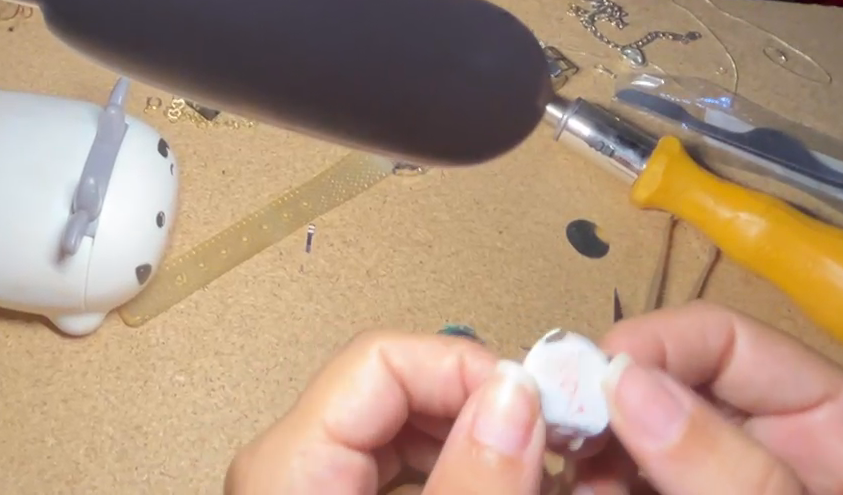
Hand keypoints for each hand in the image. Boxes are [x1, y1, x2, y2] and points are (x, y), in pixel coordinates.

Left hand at [227, 331, 548, 493]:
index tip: (538, 401)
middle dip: (479, 405)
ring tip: (538, 462)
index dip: (463, 366)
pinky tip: (496, 481)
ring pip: (405, 428)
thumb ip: (467, 483)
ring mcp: (312, 480)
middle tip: (553, 437)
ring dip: (475, 438)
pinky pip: (399, 467)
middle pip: (396, 389)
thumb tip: (517, 394)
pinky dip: (453, 469)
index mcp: (289, 458)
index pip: (382, 358)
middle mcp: (293, 457)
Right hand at [579, 302, 842, 494]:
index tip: (584, 382)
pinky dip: (606, 488)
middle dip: (611, 409)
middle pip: (673, 386)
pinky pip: (642, 486)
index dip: (649, 346)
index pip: (725, 341)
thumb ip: (737, 476)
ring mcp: (739, 485)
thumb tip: (625, 382)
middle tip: (557, 440)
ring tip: (569, 481)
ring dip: (599, 456)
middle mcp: (787, 444)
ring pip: (645, 438)